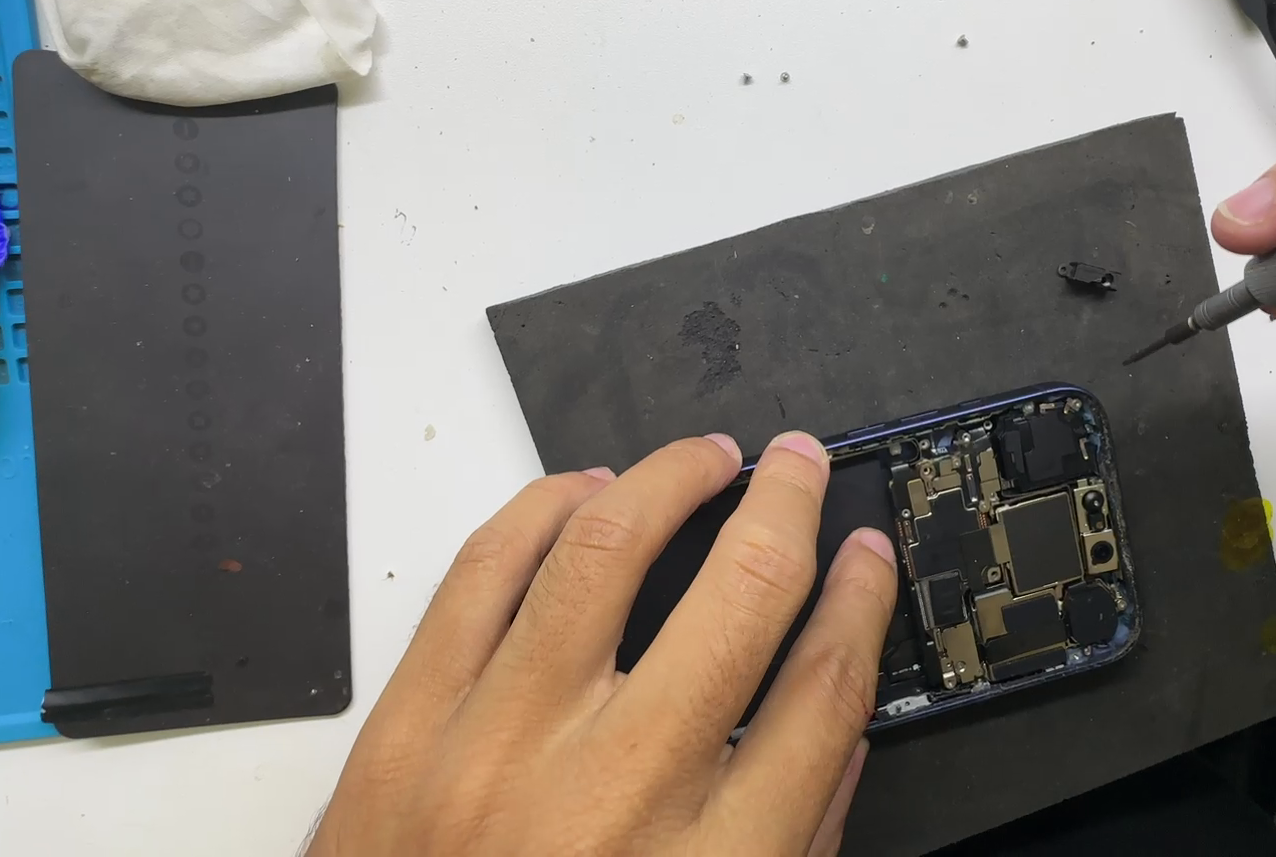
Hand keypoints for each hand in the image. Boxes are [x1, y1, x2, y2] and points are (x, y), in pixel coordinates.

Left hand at [307, 431, 899, 856]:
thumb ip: (796, 834)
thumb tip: (839, 703)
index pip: (822, 691)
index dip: (860, 600)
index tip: (865, 551)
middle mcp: (610, 791)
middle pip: (737, 596)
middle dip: (785, 505)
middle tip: (797, 462)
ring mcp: (499, 745)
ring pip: (604, 549)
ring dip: (669, 477)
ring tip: (704, 456)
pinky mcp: (409, 724)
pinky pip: (486, 569)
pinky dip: (545, 505)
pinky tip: (588, 488)